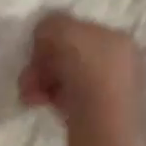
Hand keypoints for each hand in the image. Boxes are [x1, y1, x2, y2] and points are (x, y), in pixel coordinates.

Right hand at [19, 13, 141, 132]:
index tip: (34, 52)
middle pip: (69, 58)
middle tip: (26, 78)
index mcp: (117, 38)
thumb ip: (48, 25)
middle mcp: (120, 63)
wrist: (99, 119)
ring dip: (40, 84)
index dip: (50, 41)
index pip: (77, 33)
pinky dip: (51, 100)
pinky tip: (41, 104)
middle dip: (41, 66)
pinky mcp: (101, 117)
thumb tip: (43, 38)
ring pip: (66, 80)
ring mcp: (112, 92)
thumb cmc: (84, 66)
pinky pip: (69, 101)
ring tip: (29, 97)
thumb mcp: (59, 28)